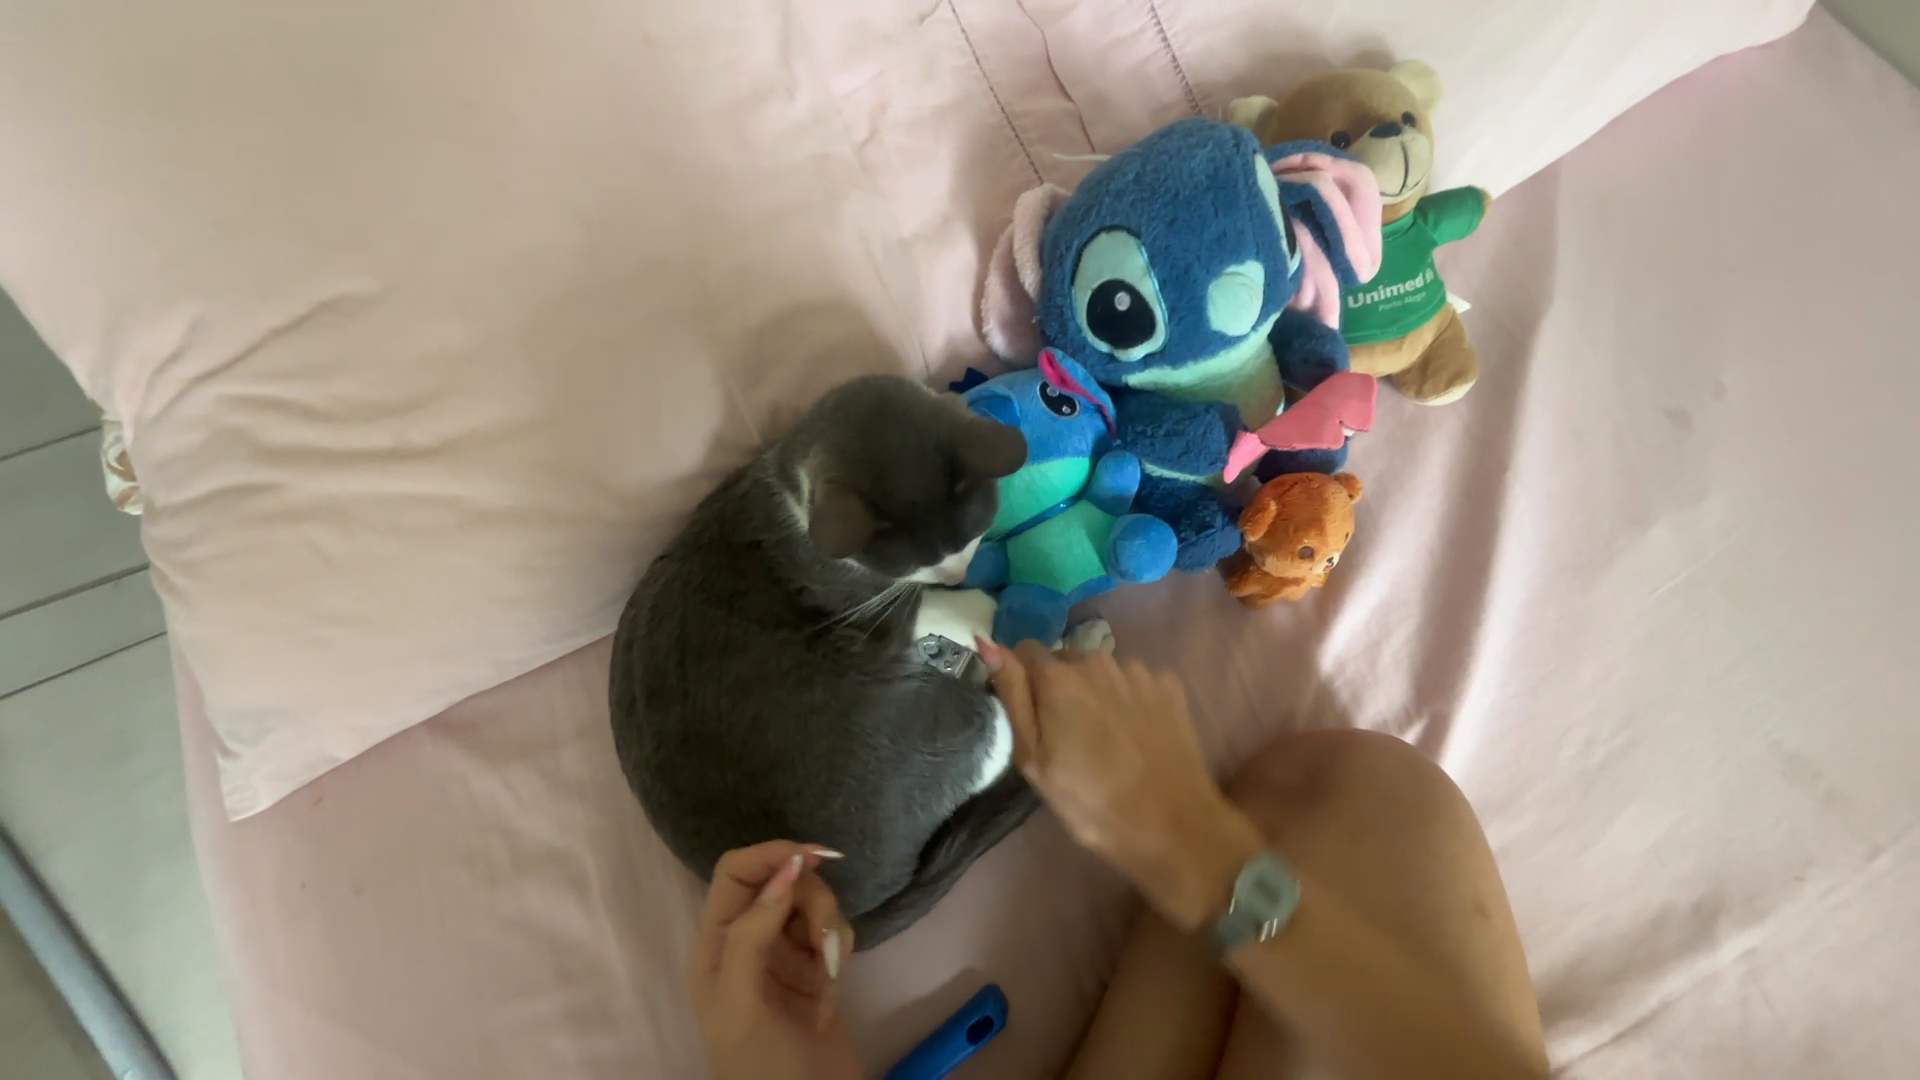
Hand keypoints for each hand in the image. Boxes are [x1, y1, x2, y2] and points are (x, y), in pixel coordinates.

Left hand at [689, 842, 861, 1079]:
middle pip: (784, 882)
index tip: (816, 859)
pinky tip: (832, 994)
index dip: (774, 855)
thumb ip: (753, 932)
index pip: (737, 871)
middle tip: (823, 942)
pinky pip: (833, 931)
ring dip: (829, 931)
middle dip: (813, 903)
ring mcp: (782, 955)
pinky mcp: (815, 969)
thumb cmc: (761, 1069)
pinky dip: (840, 954)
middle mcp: (746, 942)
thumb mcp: (742, 1004)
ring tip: (830, 978)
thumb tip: (787, 868)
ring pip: (813, 903)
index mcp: (715, 946)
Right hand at [982, 642, 1264, 931]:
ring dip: (1095, 693)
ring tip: (1105, 740)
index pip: (1024, 650)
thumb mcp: (1034, 758)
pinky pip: (1135, 682)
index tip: (1030, 713)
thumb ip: (1012, 694)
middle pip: (1065, 660)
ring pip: (1101, 671)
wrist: (1174, 827)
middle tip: (1067, 737)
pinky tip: (1136, 736)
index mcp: (1059, 677)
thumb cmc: (1091, 802)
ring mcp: (1138, 671)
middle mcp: (1098, 660)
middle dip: (1059, 688)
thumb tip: (989, 644)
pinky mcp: (1169, 685)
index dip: (1021, 678)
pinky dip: (1130, 700)